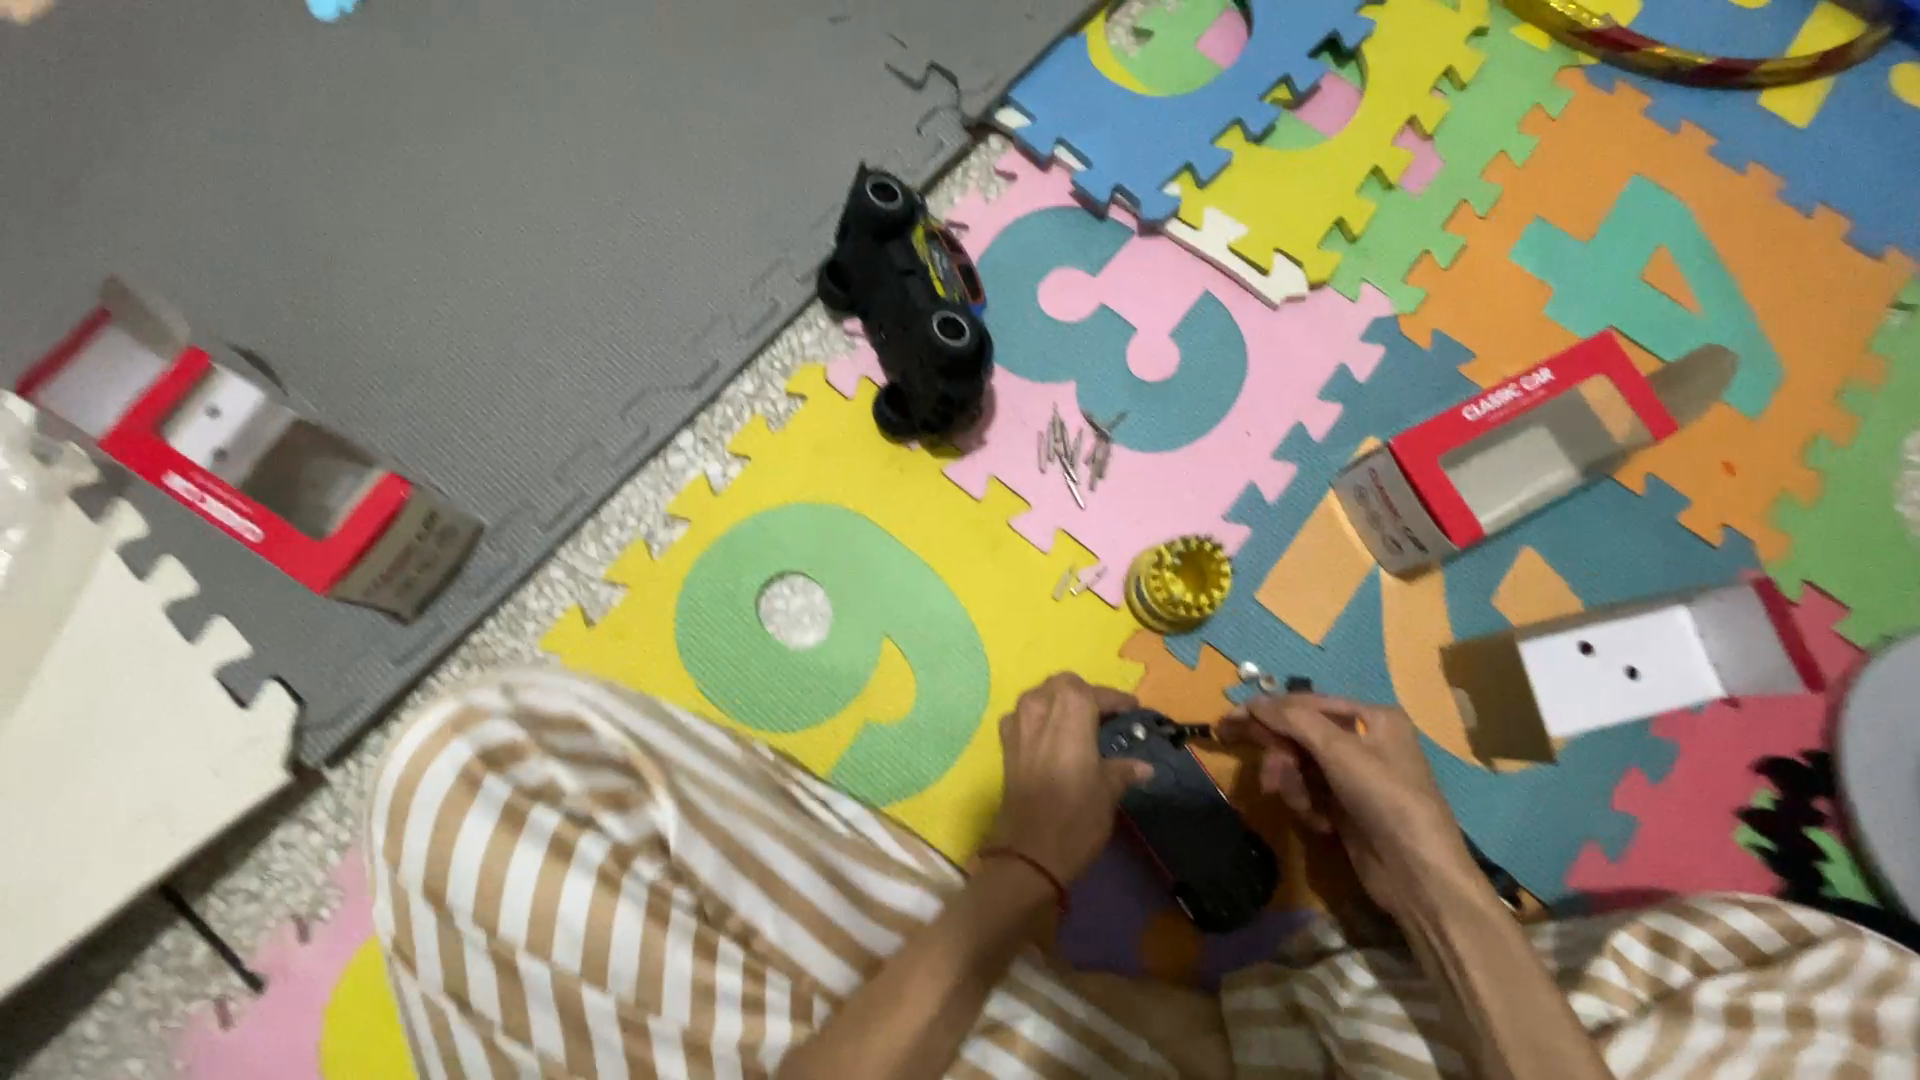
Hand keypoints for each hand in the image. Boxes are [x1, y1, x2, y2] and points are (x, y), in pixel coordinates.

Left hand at [989, 674, 1153, 882]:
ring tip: (1080, 725)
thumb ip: (1123, 769)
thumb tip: (1144, 766)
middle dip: (1086, 695)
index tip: (1133, 711)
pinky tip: (1053, 739)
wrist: (1029, 851)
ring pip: (1041, 696)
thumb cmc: (1077, 816)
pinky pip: (1024, 716)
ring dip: (1060, 703)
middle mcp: (1040, 704)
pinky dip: (1040, 719)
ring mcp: (1017, 721)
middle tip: (1105, 716)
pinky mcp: (1005, 742)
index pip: (1098, 693)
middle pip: (1065, 685)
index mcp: (1071, 707)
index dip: (1118, 701)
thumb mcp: (1108, 790)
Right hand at [1218, 693, 1480, 916]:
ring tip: (1303, 808)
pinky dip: (1307, 804)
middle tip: (1267, 780)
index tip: (1228, 722)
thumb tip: (1253, 702)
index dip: (1267, 712)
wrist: (1418, 875)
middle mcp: (1364, 740)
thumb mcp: (1340, 752)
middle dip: (1282, 758)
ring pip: (1300, 765)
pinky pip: (1309, 791)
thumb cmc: (1385, 799)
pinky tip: (1320, 823)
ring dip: (1294, 786)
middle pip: (1300, 736)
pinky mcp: (1346, 805)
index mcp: (1372, 717)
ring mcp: (1355, 775)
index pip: (1306, 704)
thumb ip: (1293, 721)